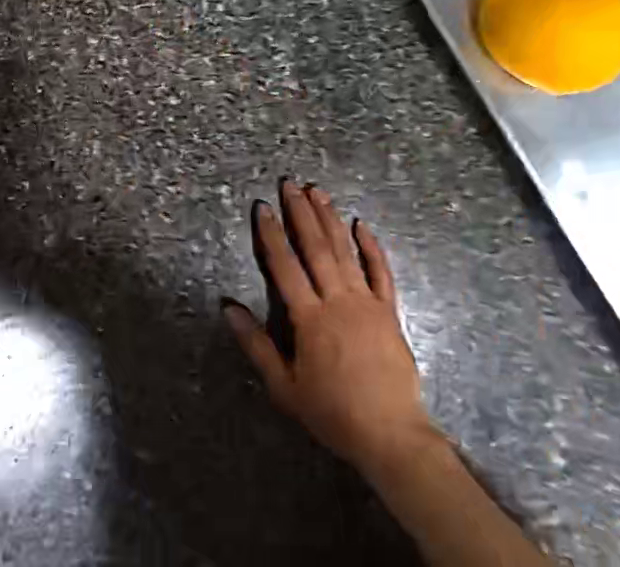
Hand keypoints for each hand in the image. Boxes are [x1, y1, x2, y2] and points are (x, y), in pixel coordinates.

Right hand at [226, 179, 441, 473]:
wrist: (391, 434)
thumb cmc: (332, 412)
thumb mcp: (284, 385)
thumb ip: (255, 344)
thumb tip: (228, 308)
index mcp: (309, 318)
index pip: (284, 266)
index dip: (271, 234)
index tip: (262, 207)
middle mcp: (337, 301)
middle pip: (316, 248)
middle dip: (300, 213)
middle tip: (290, 184)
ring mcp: (367, 303)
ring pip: (345, 251)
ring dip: (330, 219)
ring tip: (318, 192)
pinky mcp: (389, 311)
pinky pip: (380, 272)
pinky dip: (371, 247)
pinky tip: (361, 224)